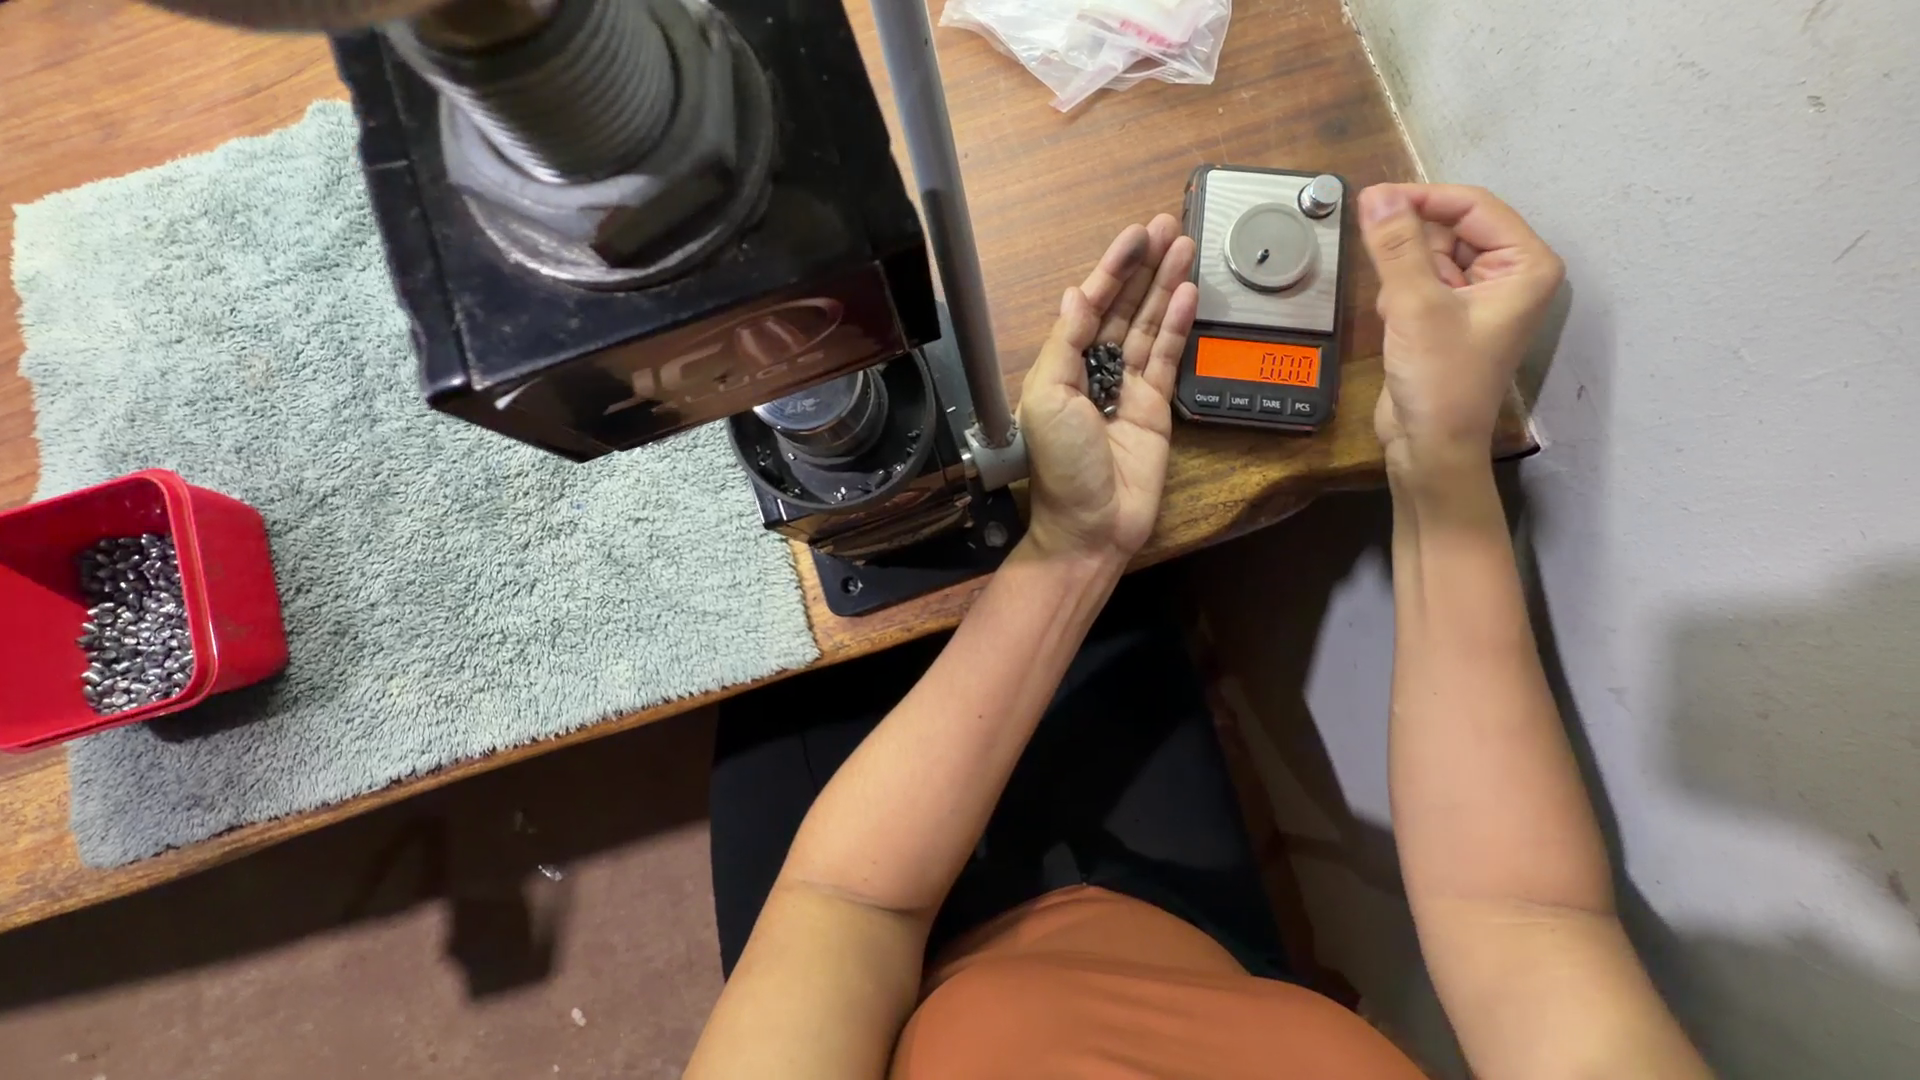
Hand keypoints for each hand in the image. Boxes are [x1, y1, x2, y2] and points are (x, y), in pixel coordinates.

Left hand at [1017, 215, 1198, 566]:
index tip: (1134, 237)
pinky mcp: (1156, 407)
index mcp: (1061, 367)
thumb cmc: (1062, 466)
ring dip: (1165, 287)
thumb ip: (1065, 343)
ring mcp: (1127, 389)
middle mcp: (1093, 372)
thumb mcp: (1049, 398)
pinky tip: (1189, 294)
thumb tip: (1076, 293)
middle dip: (1143, 268)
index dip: (1112, 271)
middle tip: (1168, 226)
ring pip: (1148, 326)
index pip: (1090, 307)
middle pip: (1122, 309)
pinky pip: (1167, 357)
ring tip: (1185, 246)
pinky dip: (1178, 326)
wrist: (1091, 524)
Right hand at [1358, 184, 1564, 477]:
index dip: (1423, 199)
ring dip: (1402, 275)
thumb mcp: (1415, 306)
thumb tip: (1374, 195)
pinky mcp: (1446, 319)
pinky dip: (1399, 295)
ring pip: (1429, 257)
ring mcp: (1476, 299)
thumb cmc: (1440, 380)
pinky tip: (1392, 322)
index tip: (1373, 198)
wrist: (1430, 445)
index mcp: (1524, 265)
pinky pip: (1419, 284)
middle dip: (1411, 246)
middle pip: (1451, 230)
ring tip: (1396, 311)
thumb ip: (1396, 246)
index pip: (1474, 207)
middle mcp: (1507, 276)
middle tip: (1381, 267)